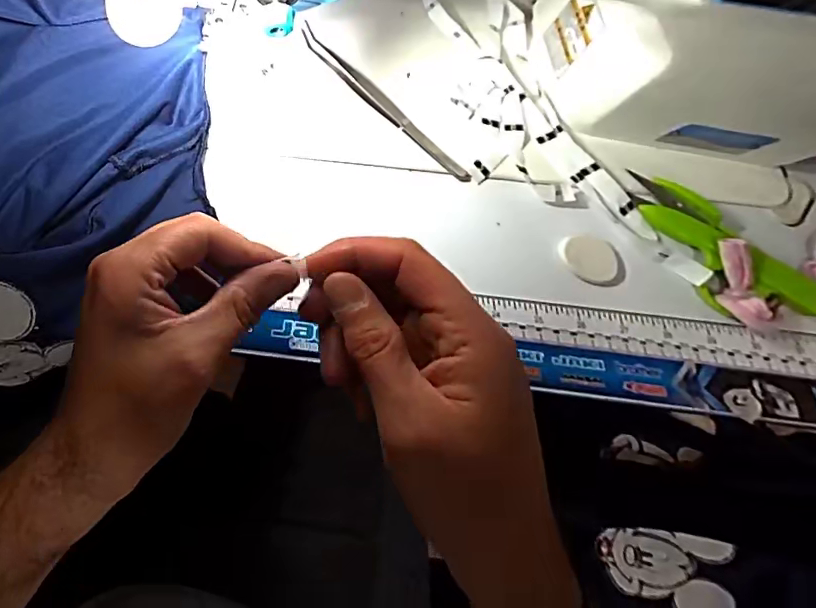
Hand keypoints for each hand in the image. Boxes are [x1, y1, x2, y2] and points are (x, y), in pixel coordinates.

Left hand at [51, 213, 300, 501]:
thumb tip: (286, 271)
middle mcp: (119, 261)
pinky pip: (169, 276)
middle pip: (188, 238)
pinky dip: (200, 285)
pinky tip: (224, 307)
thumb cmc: (139, 410)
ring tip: (256, 293)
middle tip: (275, 280)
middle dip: (234, 256)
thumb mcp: (198, 354)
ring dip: (219, 270)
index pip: (197, 232)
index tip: (284, 268)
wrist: (89, 457)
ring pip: (181, 255)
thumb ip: (242, 304)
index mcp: (129, 267)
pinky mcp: (123, 298)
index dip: (245, 246)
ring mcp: (118, 279)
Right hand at [301, 237, 576, 605]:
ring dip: (352, 335)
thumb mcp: (406, 416)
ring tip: (337, 378)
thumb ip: (372, 341)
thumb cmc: (464, 495)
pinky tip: (355, 392)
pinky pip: (394, 345)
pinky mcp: (443, 376)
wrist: (506, 563)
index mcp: (471, 332)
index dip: (354, 253)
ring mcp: (455, 355)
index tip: (309, 271)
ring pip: (389, 314)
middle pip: (395, 283)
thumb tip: (340, 280)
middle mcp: (466, 332)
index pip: (408, 260)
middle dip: (347, 299)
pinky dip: (365, 359)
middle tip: (312, 325)